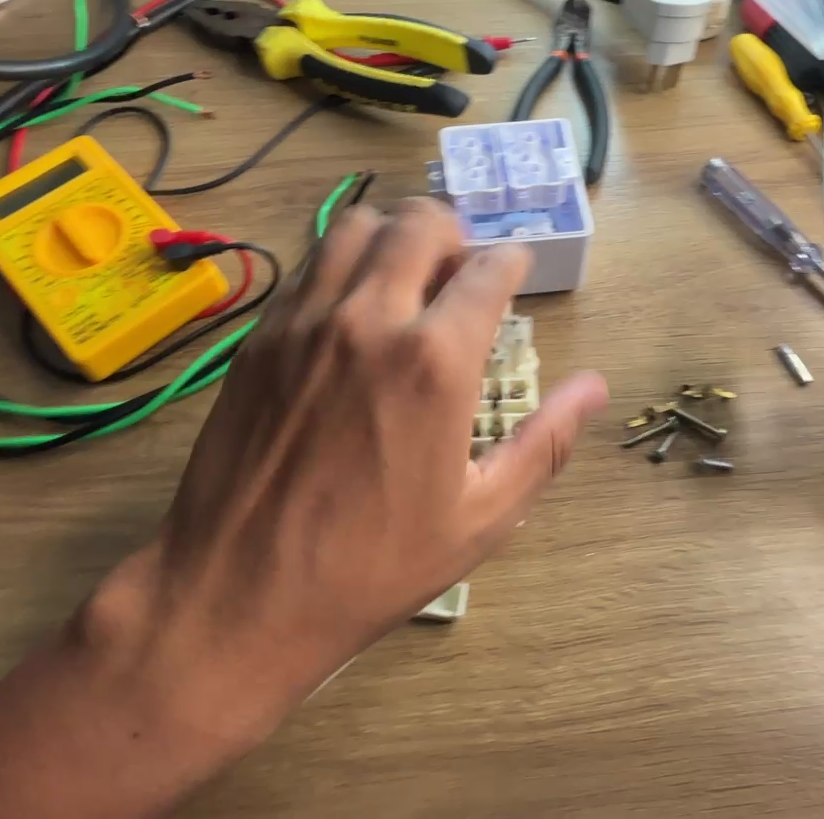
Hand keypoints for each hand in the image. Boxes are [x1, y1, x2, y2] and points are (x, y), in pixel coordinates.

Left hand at [0, 198, 606, 818]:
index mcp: (434, 361)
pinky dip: (343, 254)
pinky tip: (353, 285)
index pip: (490, 270)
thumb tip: (592, 388)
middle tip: (469, 253)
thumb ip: (543, 442)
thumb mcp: (478, 519)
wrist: (231, 601)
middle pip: (423, 223)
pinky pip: (310, 262)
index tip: (519, 270)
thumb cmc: (366, 572)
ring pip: (359, 226)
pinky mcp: (261, 337)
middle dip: (456, 224)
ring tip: (415, 253)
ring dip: (396, 226)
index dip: (513, 262)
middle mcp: (371, 320)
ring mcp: (308, 320)